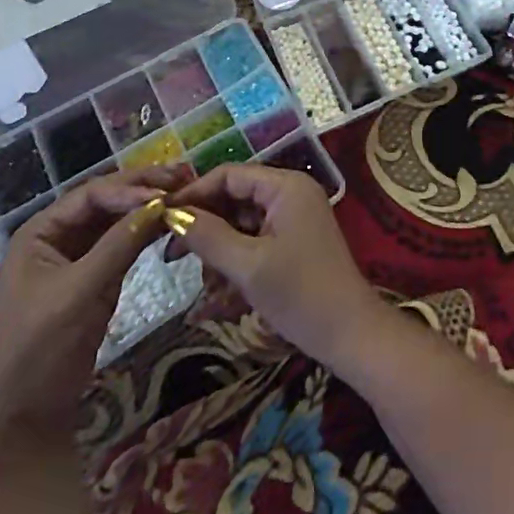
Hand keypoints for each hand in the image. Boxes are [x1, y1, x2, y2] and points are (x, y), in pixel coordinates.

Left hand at [0, 164, 192, 429]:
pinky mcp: (93, 286)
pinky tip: (165, 226)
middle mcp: (57, 239)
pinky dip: (142, 237)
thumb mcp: (77, 293)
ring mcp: (76, 263)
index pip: (90, 196)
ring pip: (114, 225)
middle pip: (103, 204)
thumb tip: (158, 205)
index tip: (167, 193)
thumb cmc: (36, 348)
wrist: (17, 418)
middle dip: (140, 189)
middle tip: (184, 176)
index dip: (128, 189)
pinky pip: (119, 250)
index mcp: (41, 231)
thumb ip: (116, 247)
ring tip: (182, 193)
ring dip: (145, 210)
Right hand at [166, 164, 385, 367]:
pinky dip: (235, 263)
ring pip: (241, 224)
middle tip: (171, 254)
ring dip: (217, 251)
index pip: (228, 175)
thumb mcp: (247, 266)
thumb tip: (171, 215)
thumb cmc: (300, 295)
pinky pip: (254, 242)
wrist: (352, 338)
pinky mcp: (293, 244)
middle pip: (233, 199)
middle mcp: (290, 195)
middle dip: (204, 227)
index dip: (193, 194)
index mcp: (285, 187)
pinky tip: (217, 295)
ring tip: (201, 285)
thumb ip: (207, 236)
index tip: (162, 217)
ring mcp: (293, 220)